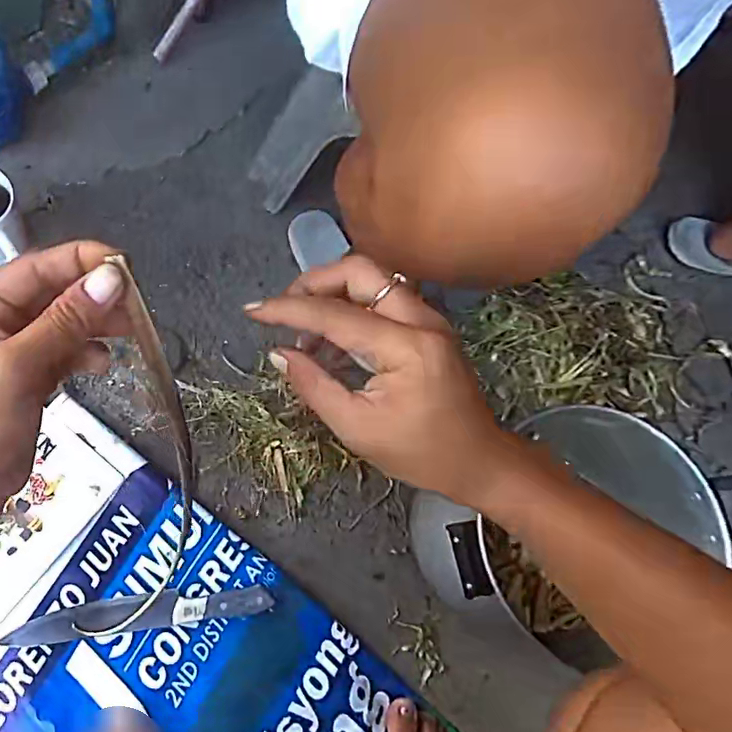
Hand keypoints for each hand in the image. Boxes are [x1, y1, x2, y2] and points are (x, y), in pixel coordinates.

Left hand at [0, 241, 128, 520]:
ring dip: (96, 324)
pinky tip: (102, 362)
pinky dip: (86, 353)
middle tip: (135, 308)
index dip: (83, 263)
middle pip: (54, 294)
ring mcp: (13, 351)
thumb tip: (109, 279)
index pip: (38, 267)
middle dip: (95, 296)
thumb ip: (64, 321)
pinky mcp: (29, 377)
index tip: (126, 268)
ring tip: (129, 333)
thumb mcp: (18, 367)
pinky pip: (64, 352)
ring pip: (64, 323)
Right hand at [245, 255, 523, 508]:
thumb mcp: (357, 428)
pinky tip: (332, 342)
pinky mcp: (429, 327)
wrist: (479, 460)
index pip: (335, 313)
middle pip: (360, 271)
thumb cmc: (419, 453)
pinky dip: (352, 308)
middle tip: (285, 311)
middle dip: (314, 282)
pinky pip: (384, 300)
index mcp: (406, 346)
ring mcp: (430, 319)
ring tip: (305, 333)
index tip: (253, 310)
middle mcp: (422, 320)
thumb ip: (314, 386)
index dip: (287, 309)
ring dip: (333, 294)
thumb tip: (279, 354)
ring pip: (373, 279)